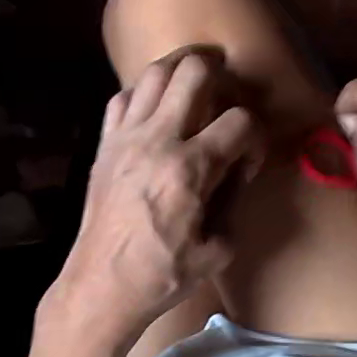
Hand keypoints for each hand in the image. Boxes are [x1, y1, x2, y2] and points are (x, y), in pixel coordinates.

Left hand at [44, 51, 262, 356]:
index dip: (255, 137)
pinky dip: (142, 94)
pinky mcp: (103, 146)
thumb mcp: (218, 250)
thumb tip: (236, 174)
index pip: (240, 121)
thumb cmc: (162, 276)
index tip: (247, 162)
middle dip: (221, 76)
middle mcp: (157, 140)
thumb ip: (234, 203)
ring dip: (181, 72)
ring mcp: (125, 138)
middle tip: (226, 96)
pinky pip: (121, 98)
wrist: (101, 286)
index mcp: (190, 169)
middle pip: (195, 70)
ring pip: (155, 72)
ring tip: (194, 88)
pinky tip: (153, 112)